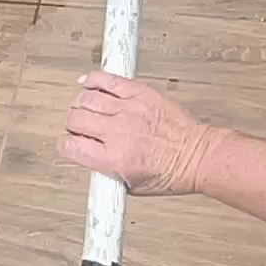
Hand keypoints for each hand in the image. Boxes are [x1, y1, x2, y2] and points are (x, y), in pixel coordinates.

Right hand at [58, 70, 225, 195]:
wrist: (198, 155)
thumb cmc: (172, 173)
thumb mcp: (132, 186)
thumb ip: (105, 171)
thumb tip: (87, 157)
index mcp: (114, 159)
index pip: (71, 146)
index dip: (67, 145)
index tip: (71, 144)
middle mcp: (118, 132)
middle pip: (75, 119)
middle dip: (73, 125)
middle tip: (82, 128)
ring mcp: (129, 110)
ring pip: (87, 98)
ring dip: (81, 104)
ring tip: (87, 108)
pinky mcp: (140, 94)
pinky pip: (107, 79)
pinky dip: (93, 80)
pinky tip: (90, 85)